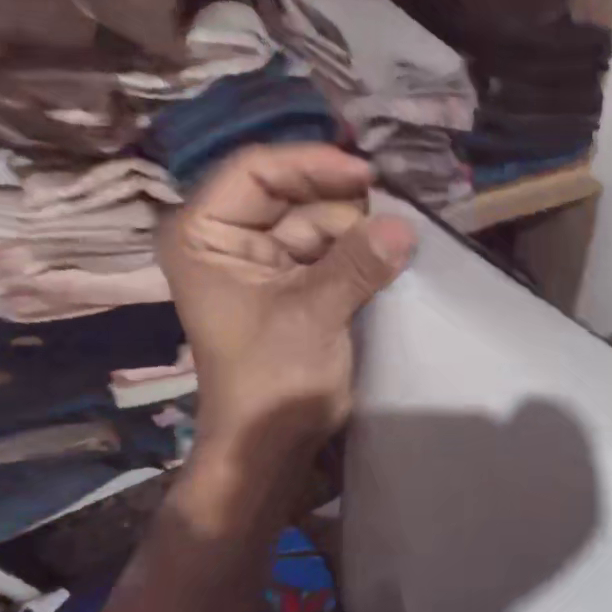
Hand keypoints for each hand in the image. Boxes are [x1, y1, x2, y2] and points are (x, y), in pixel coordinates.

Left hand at [157, 143, 414, 462]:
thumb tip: (406, 225)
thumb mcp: (312, 315)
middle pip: (290, 197)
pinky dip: (358, 255)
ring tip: (402, 234)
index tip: (367, 176)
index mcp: (204, 234)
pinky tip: (391, 252)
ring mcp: (264, 266)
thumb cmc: (272, 379)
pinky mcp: (295, 290)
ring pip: (316, 227)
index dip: (311, 166)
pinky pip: (330, 257)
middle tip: (396, 208)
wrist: (272, 444)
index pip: (255, 171)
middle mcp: (229, 240)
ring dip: (358, 231)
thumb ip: (356, 265)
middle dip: (342, 203)